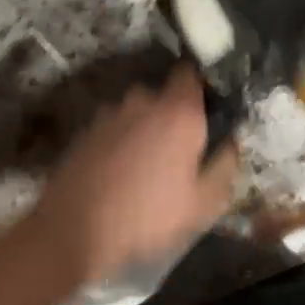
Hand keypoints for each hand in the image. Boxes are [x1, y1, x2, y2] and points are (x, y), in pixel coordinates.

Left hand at [33, 66, 238, 275]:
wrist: (72, 232)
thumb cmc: (147, 217)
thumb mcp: (203, 203)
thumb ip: (225, 164)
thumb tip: (231, 142)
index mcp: (179, 112)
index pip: (192, 72)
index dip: (202, 86)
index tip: (210, 108)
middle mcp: (142, 101)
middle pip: (164, 95)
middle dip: (173, 115)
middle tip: (181, 150)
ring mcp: (108, 115)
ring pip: (136, 114)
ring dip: (144, 130)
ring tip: (148, 167)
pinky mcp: (84, 133)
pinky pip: (114, 131)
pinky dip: (120, 144)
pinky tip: (120, 175)